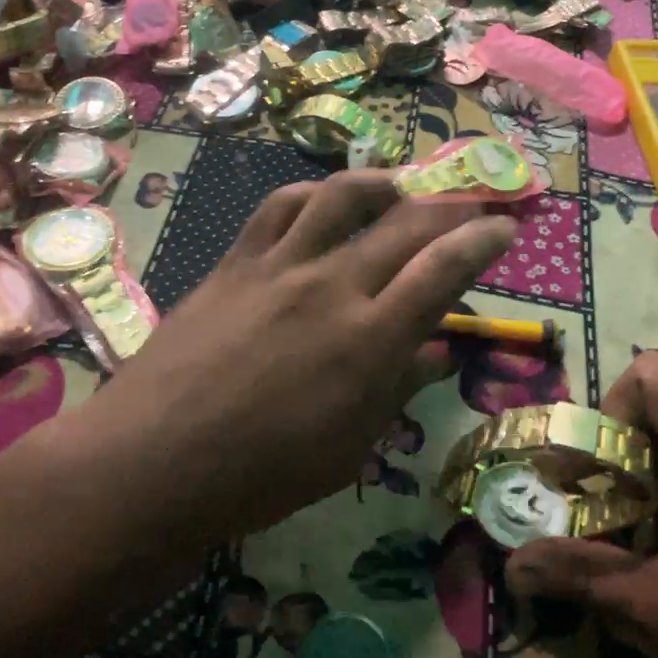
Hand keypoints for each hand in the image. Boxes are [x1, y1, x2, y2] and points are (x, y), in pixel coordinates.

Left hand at [87, 171, 516, 539]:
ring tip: (398, 189)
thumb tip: (438, 351)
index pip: (443, 270)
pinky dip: (311, 195)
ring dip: (381, 184)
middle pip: (404, 224)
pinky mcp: (236, 261)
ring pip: (340, 196)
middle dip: (449, 207)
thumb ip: (398, 389)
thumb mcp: (349, 447)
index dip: (481, 240)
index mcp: (370, 340)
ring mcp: (280, 266)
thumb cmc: (262, 474)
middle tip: (470, 203)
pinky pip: (279, 207)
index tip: (504, 227)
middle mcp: (332, 286)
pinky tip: (321, 202)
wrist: (154, 460)